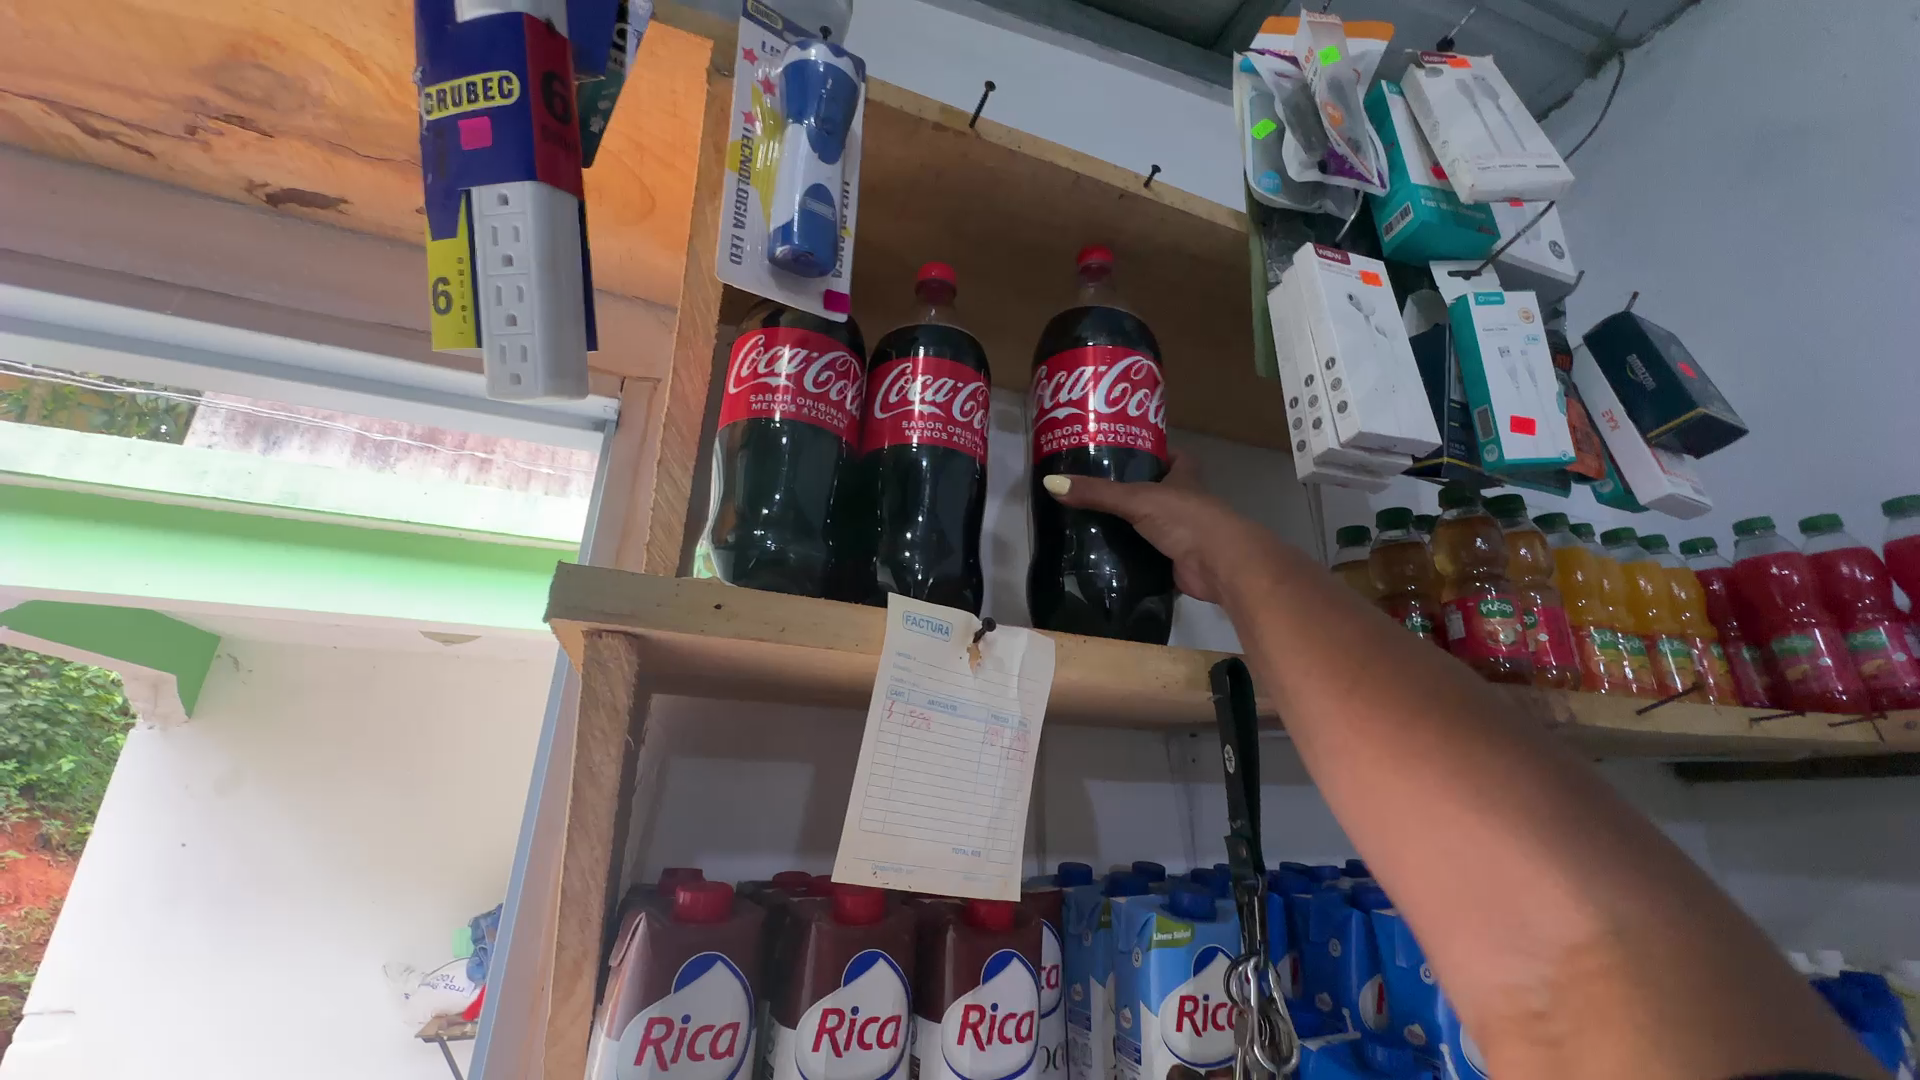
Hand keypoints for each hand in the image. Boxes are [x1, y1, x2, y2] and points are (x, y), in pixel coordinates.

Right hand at [1039, 450, 1276, 605]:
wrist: (1220, 565)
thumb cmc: (1186, 519)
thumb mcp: (1136, 498)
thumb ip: (1097, 493)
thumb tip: (1050, 483)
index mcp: (1185, 479)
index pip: (1174, 457)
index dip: (1156, 453)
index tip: (1126, 454)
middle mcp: (1187, 504)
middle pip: (1159, 492)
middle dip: (1133, 493)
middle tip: (1095, 492)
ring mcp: (1184, 535)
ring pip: (1152, 527)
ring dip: (1129, 528)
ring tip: (1090, 524)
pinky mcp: (1177, 563)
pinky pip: (1149, 558)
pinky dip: (1131, 560)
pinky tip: (1105, 559)